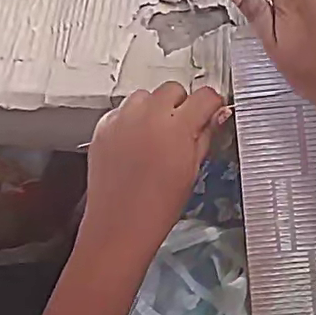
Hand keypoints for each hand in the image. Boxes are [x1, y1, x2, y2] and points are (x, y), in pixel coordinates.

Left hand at [78, 81, 225, 264]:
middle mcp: (148, 116)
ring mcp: (122, 119)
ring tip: (157, 137)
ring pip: (145, 96)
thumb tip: (213, 119)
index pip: (204, 96)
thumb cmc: (158, 207)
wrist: (120, 224)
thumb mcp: (192, 171)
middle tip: (182, 130)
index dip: (212, 104)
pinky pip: (122, 110)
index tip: (212, 111)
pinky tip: (136, 144)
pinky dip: (131, 120)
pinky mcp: (102, 127)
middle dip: (181, 105)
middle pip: (173, 89)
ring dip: (155, 109)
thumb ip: (204, 138)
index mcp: (177, 127)